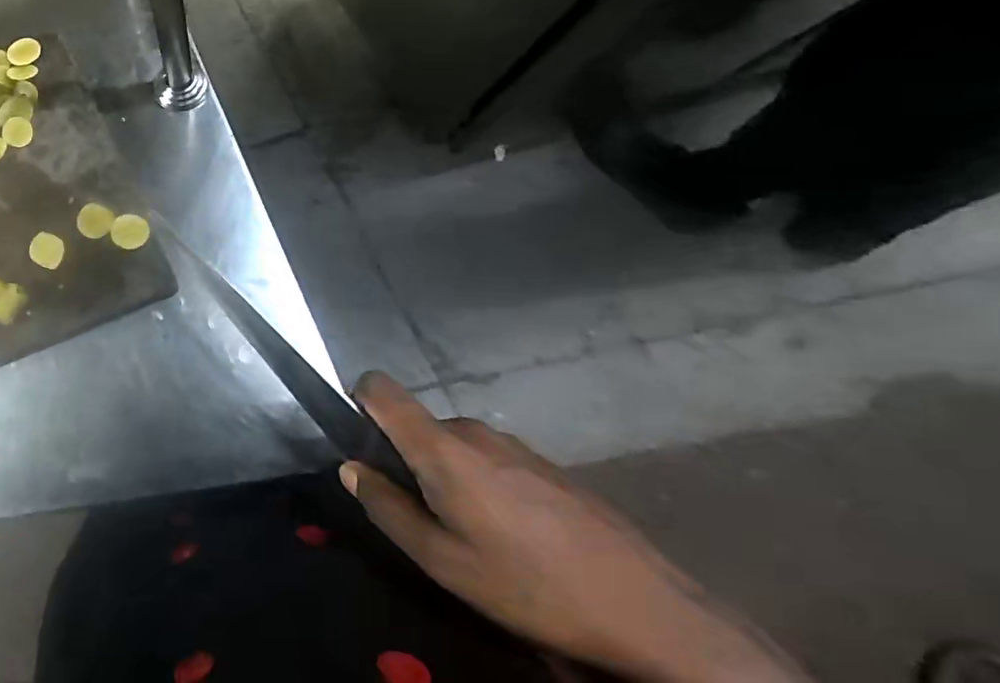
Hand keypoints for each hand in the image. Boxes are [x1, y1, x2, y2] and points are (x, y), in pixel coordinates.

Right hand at [341, 373, 809, 682]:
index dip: (358, 401)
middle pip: (417, 424)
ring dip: (448, 476)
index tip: (363, 445)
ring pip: (455, 445)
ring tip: (474, 534)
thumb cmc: (529, 585)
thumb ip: (387, 508)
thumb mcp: (442, 562)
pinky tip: (515, 537)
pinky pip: (491, 459)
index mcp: (441, 447)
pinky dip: (484, 484)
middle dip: (407, 459)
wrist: (649, 612)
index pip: (378, 386)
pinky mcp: (546, 464)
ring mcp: (515, 444)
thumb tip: (350, 469)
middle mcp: (474, 430)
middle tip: (425, 517)